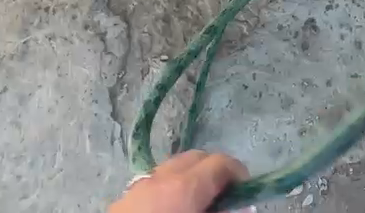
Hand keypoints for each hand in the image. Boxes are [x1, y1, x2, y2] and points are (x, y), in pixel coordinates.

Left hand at [110, 151, 246, 212]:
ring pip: (171, 169)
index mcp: (185, 187)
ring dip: (189, 179)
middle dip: (213, 172)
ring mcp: (137, 188)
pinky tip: (167, 212)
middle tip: (222, 198)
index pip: (222, 163)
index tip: (244, 193)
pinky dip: (166, 191)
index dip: (237, 174)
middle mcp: (161, 178)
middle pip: (196, 158)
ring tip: (195, 205)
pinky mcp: (119, 203)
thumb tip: (243, 208)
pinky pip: (151, 184)